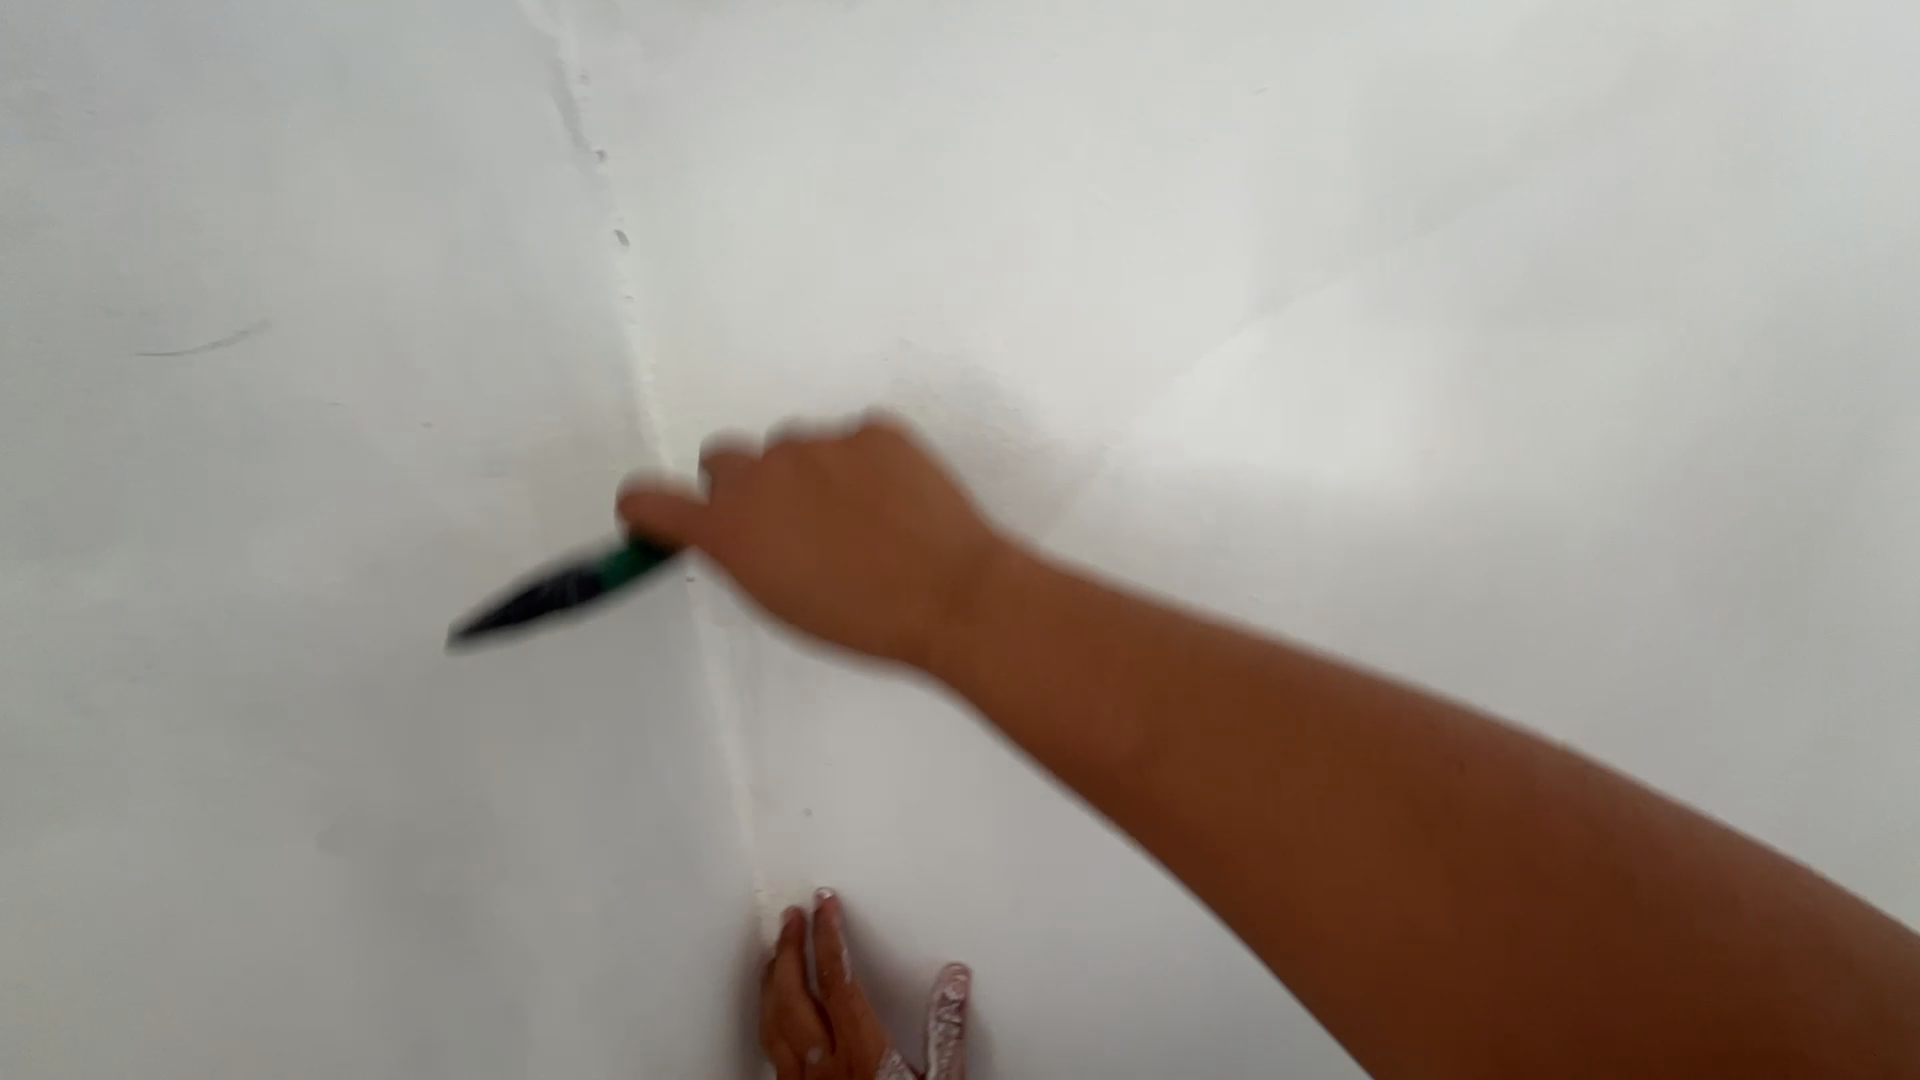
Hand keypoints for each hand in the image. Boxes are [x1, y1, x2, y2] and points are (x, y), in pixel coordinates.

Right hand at [617, 416, 1010, 666]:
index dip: (651, 508)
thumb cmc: (863, 620)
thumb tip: (738, 527)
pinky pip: (852, 441)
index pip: (649, 498)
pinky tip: (896, 501)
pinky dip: (863, 464)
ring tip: (861, 518)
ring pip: (794, 449)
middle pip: (726, 460)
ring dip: (808, 474)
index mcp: (729, 527)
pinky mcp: (873, 429)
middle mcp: (762, 472)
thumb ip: (744, 553)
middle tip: (793, 525)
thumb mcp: (781, 602)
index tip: (669, 517)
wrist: (952, 596)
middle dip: (745, 487)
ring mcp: (820, 443)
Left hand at [761, 889, 970, 1079]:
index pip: (837, 979)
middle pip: (794, 995)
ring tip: (775, 950)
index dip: (829, 935)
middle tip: (792, 916)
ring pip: (773, 1023)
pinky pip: (771, 1052)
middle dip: (790, 948)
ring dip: (772, 980)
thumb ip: (947, 1031)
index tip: (825, 902)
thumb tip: (954, 979)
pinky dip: (767, 1017)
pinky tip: (772, 1009)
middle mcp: (824, 1068)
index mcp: (862, 1055)